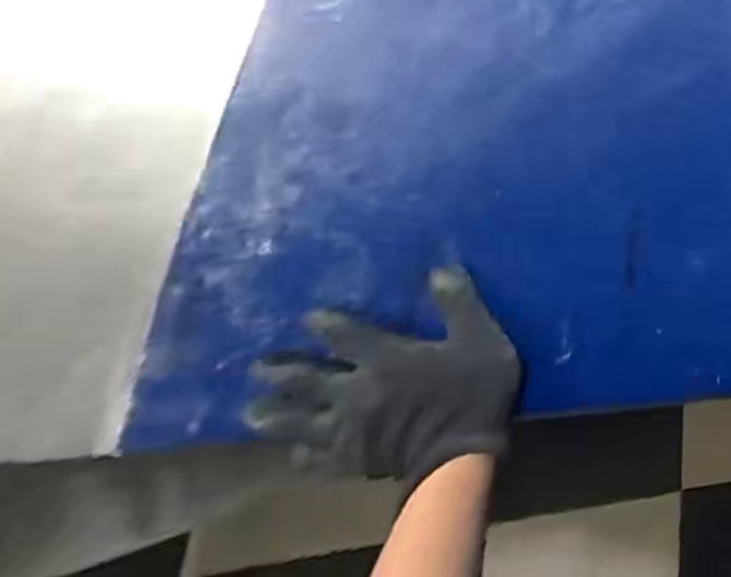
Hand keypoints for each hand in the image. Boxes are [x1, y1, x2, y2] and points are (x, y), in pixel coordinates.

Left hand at [245, 267, 521, 488]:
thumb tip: (439, 268)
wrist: (462, 455)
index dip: (324, 324)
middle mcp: (357, 390)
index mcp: (386, 357)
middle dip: (280, 371)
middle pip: (308, 379)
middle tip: (255, 366)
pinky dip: (300, 454)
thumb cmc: (474, 389)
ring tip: (251, 412)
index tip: (307, 317)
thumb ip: (457, 302)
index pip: (345, 335)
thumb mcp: (479, 336)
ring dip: (274, 415)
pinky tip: (295, 452)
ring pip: (299, 422)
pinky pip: (314, 458)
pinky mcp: (350, 462)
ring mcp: (348, 430)